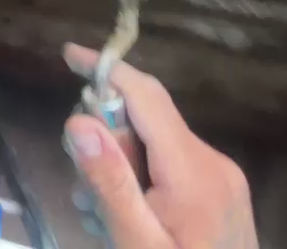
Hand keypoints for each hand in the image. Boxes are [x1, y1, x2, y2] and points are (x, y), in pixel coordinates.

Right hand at [63, 44, 258, 248]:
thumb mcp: (137, 246)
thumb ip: (109, 184)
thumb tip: (77, 121)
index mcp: (195, 170)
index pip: (146, 95)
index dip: (106, 70)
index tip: (66, 56)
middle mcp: (212, 162)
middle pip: (142, 116)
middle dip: (103, 134)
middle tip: (83, 184)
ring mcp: (219, 177)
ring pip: (148, 138)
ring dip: (116, 160)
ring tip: (102, 211)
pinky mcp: (217, 191)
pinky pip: (162, 159)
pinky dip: (134, 173)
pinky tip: (125, 212)